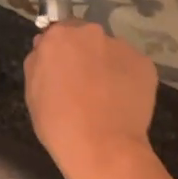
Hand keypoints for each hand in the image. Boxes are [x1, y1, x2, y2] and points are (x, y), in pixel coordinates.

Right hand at [24, 21, 158, 178]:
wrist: (102, 146)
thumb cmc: (58, 122)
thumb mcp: (32, 91)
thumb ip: (38, 62)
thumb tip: (44, 49)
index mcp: (59, 37)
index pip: (57, 32)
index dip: (58, 52)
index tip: (59, 70)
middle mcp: (92, 33)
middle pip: (85, 38)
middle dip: (83, 55)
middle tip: (81, 85)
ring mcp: (122, 47)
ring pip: (110, 52)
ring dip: (106, 66)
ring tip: (104, 98)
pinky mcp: (145, 63)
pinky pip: (130, 67)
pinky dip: (125, 79)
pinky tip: (121, 102)